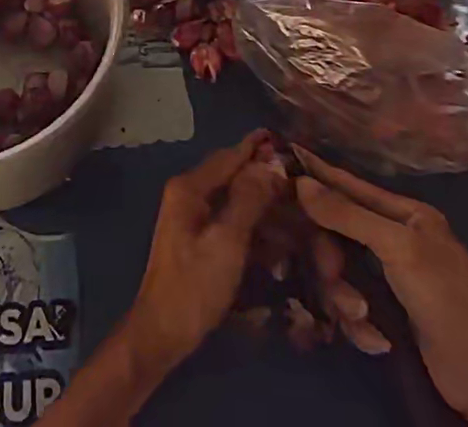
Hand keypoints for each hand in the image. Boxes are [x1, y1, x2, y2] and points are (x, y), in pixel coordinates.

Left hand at [128, 130, 287, 369]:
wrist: (165, 329)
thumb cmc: (195, 284)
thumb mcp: (228, 241)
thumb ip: (249, 199)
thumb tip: (271, 163)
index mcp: (189, 188)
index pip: (228, 157)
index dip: (256, 148)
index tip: (285, 138)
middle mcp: (188, 194)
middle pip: (232, 176)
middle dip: (265, 178)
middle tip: (302, 181)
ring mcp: (191, 216)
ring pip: (234, 200)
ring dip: (263, 206)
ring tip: (298, 211)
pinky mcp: (199, 237)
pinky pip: (231, 221)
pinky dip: (254, 226)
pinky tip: (277, 239)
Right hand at [292, 149, 467, 426]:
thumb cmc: (451, 304)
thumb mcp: (399, 251)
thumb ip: (347, 215)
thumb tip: (300, 181)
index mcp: (406, 216)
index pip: (350, 184)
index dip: (317, 172)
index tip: (283, 156)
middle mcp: (395, 240)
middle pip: (334, 233)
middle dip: (330, 259)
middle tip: (332, 274)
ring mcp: (389, 278)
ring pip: (337, 271)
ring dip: (343, 297)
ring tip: (361, 317)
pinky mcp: (384, 312)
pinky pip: (348, 303)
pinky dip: (357, 322)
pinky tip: (374, 338)